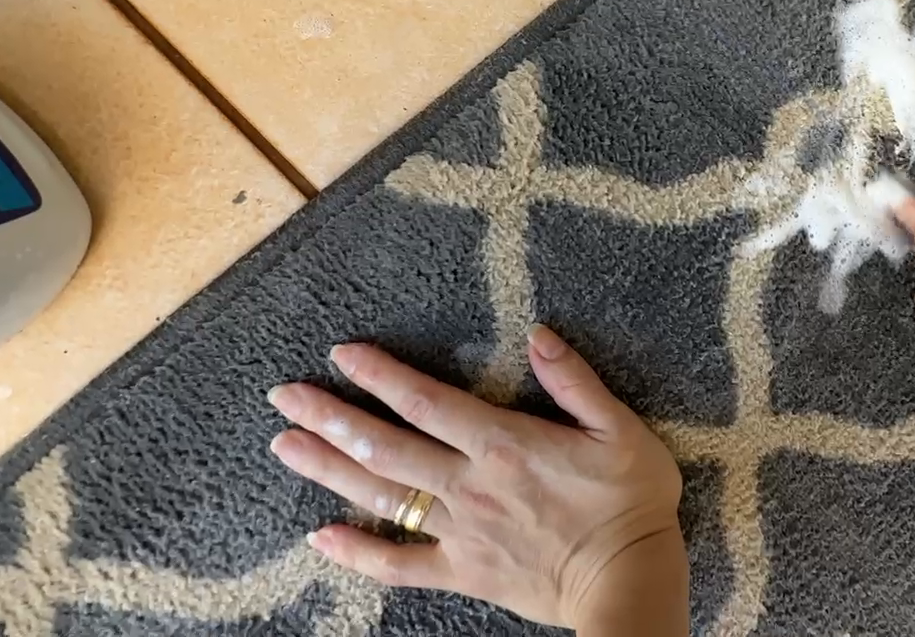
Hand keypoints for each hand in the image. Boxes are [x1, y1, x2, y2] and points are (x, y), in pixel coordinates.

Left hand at [266, 325, 687, 632]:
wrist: (627, 580)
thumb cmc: (630, 497)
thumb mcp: (619, 426)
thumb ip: (575, 380)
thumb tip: (538, 335)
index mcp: (506, 443)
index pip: (428, 401)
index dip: (382, 376)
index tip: (344, 353)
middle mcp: (470, 485)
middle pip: (387, 447)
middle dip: (333, 417)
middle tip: (284, 396)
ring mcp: (460, 533)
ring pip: (381, 498)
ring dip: (329, 470)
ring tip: (285, 446)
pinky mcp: (462, 573)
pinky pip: (397, 566)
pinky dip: (354, 552)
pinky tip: (319, 537)